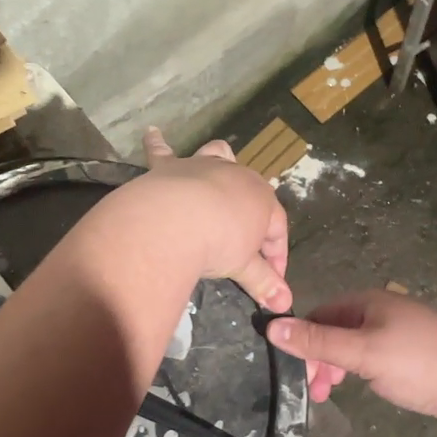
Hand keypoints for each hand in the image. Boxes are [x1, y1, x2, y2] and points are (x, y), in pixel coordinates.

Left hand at [118, 126, 290, 311]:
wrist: (175, 220)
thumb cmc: (218, 243)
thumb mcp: (243, 267)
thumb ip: (263, 282)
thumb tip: (286, 304)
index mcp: (261, 200)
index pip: (276, 230)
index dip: (276, 257)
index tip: (272, 281)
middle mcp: (236, 175)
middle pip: (249, 193)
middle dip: (251, 217)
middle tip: (245, 247)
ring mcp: (202, 166)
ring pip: (218, 155)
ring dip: (220, 160)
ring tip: (220, 161)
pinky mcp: (169, 167)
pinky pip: (162, 150)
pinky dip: (156, 142)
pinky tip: (150, 132)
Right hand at [269, 291, 436, 426]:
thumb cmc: (417, 365)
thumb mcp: (361, 354)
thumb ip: (318, 342)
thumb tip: (272, 326)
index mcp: (370, 300)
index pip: (321, 312)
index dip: (304, 339)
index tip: (299, 372)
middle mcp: (385, 308)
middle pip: (338, 328)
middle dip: (322, 357)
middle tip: (317, 391)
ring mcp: (403, 330)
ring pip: (357, 343)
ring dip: (340, 366)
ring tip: (334, 395)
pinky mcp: (417, 352)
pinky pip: (377, 354)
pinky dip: (363, 369)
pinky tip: (365, 387)